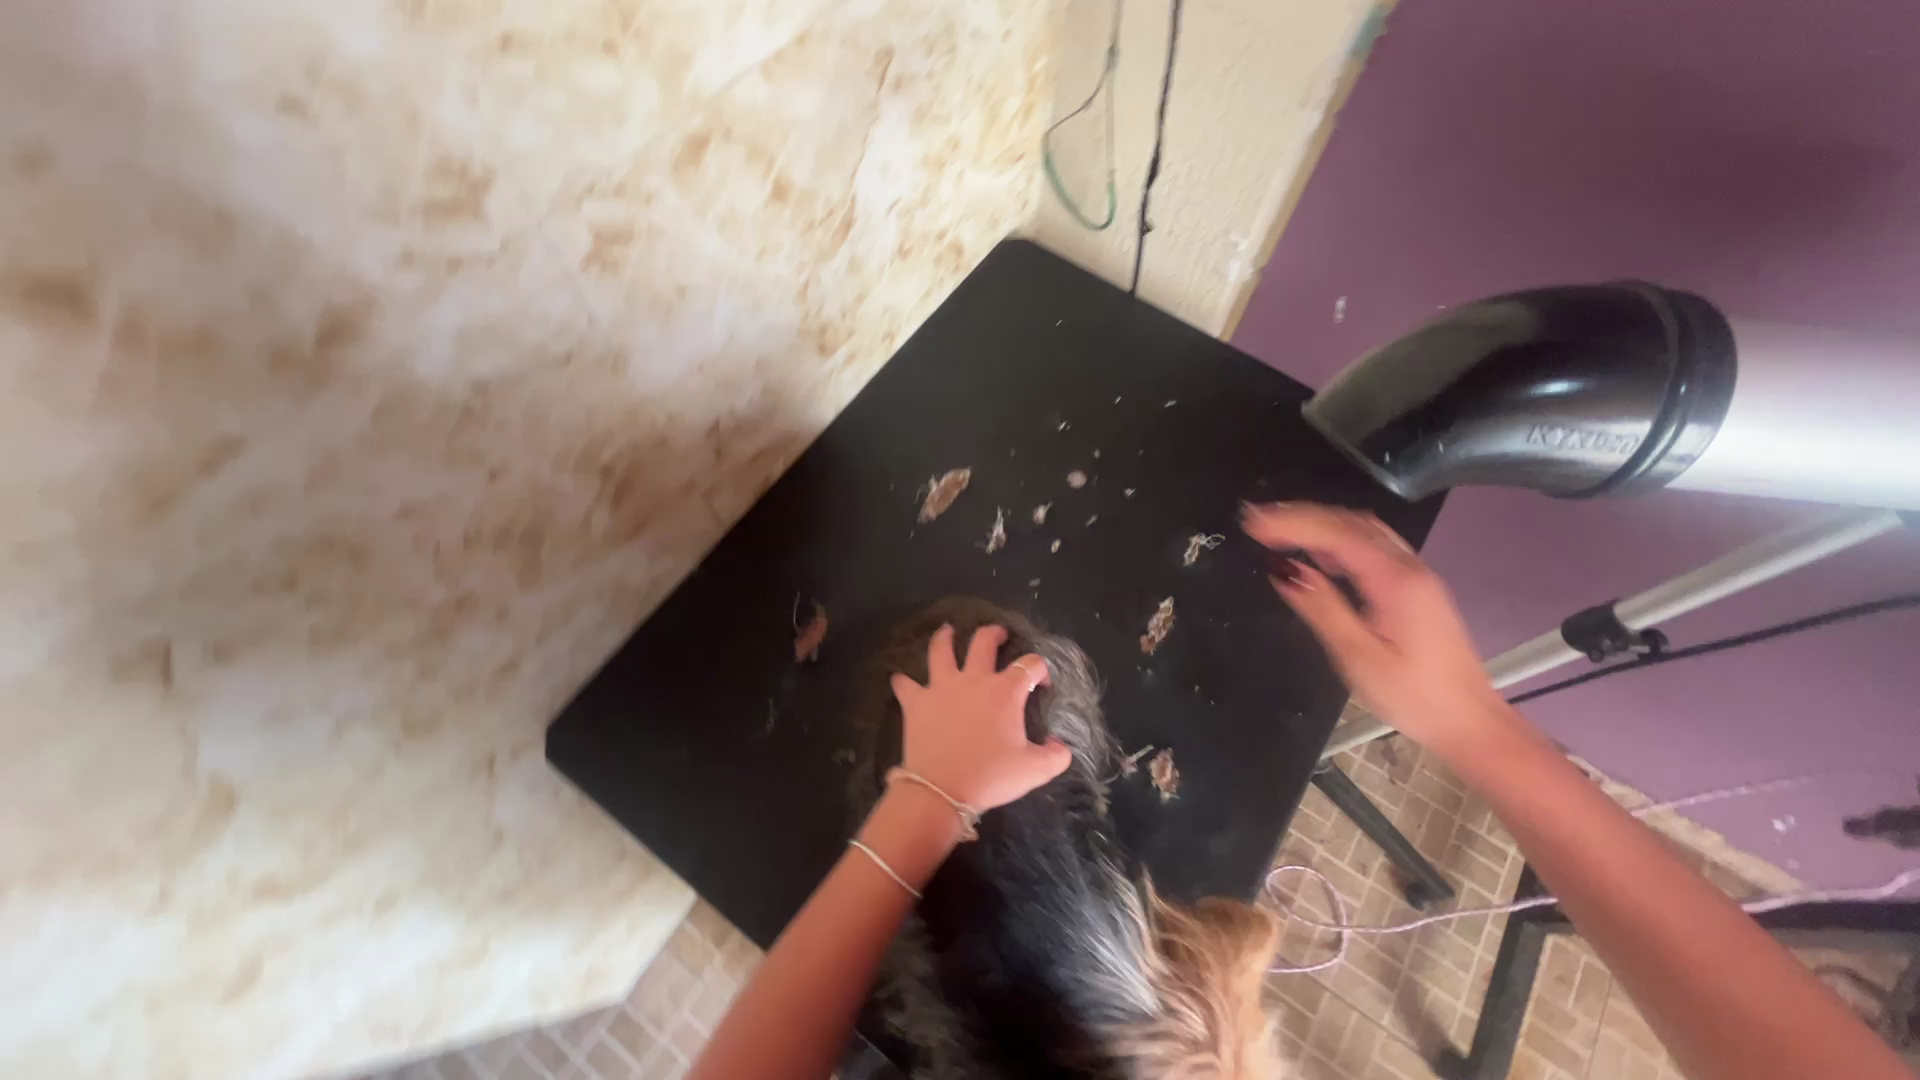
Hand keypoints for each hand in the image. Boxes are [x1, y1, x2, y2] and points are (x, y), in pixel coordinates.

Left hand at [890, 624, 1073, 810]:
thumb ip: (1056, 756)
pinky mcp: (916, 702)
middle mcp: (973, 679)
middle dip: (993, 634)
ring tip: (947, 631)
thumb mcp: (1035, 770)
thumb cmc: (991, 776)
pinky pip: (905, 684)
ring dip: (944, 638)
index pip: (1029, 665)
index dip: (1040, 669)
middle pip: (983, 642)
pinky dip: (904, 681)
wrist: (942, 790)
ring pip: (940, 650)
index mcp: (1005, 691)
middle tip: (998, 634)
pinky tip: (902, 680)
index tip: (1042, 683)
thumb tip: (1060, 745)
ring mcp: (941, 687)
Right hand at [1241, 502, 1509, 752]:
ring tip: (1278, 530)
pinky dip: (1337, 539)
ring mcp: (1415, 575)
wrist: (1469, 721)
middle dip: (1301, 515)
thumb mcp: (1357, 656)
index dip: (1291, 522)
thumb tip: (1284, 571)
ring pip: (1363, 530)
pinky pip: (1371, 547)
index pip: (1336, 533)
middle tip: (1257, 520)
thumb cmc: (1411, 696)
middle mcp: (1408, 567)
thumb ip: (1321, 607)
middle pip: (1350, 522)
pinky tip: (1317, 554)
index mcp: (1394, 580)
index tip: (1253, 522)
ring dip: (1319, 523)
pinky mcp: (1414, 587)